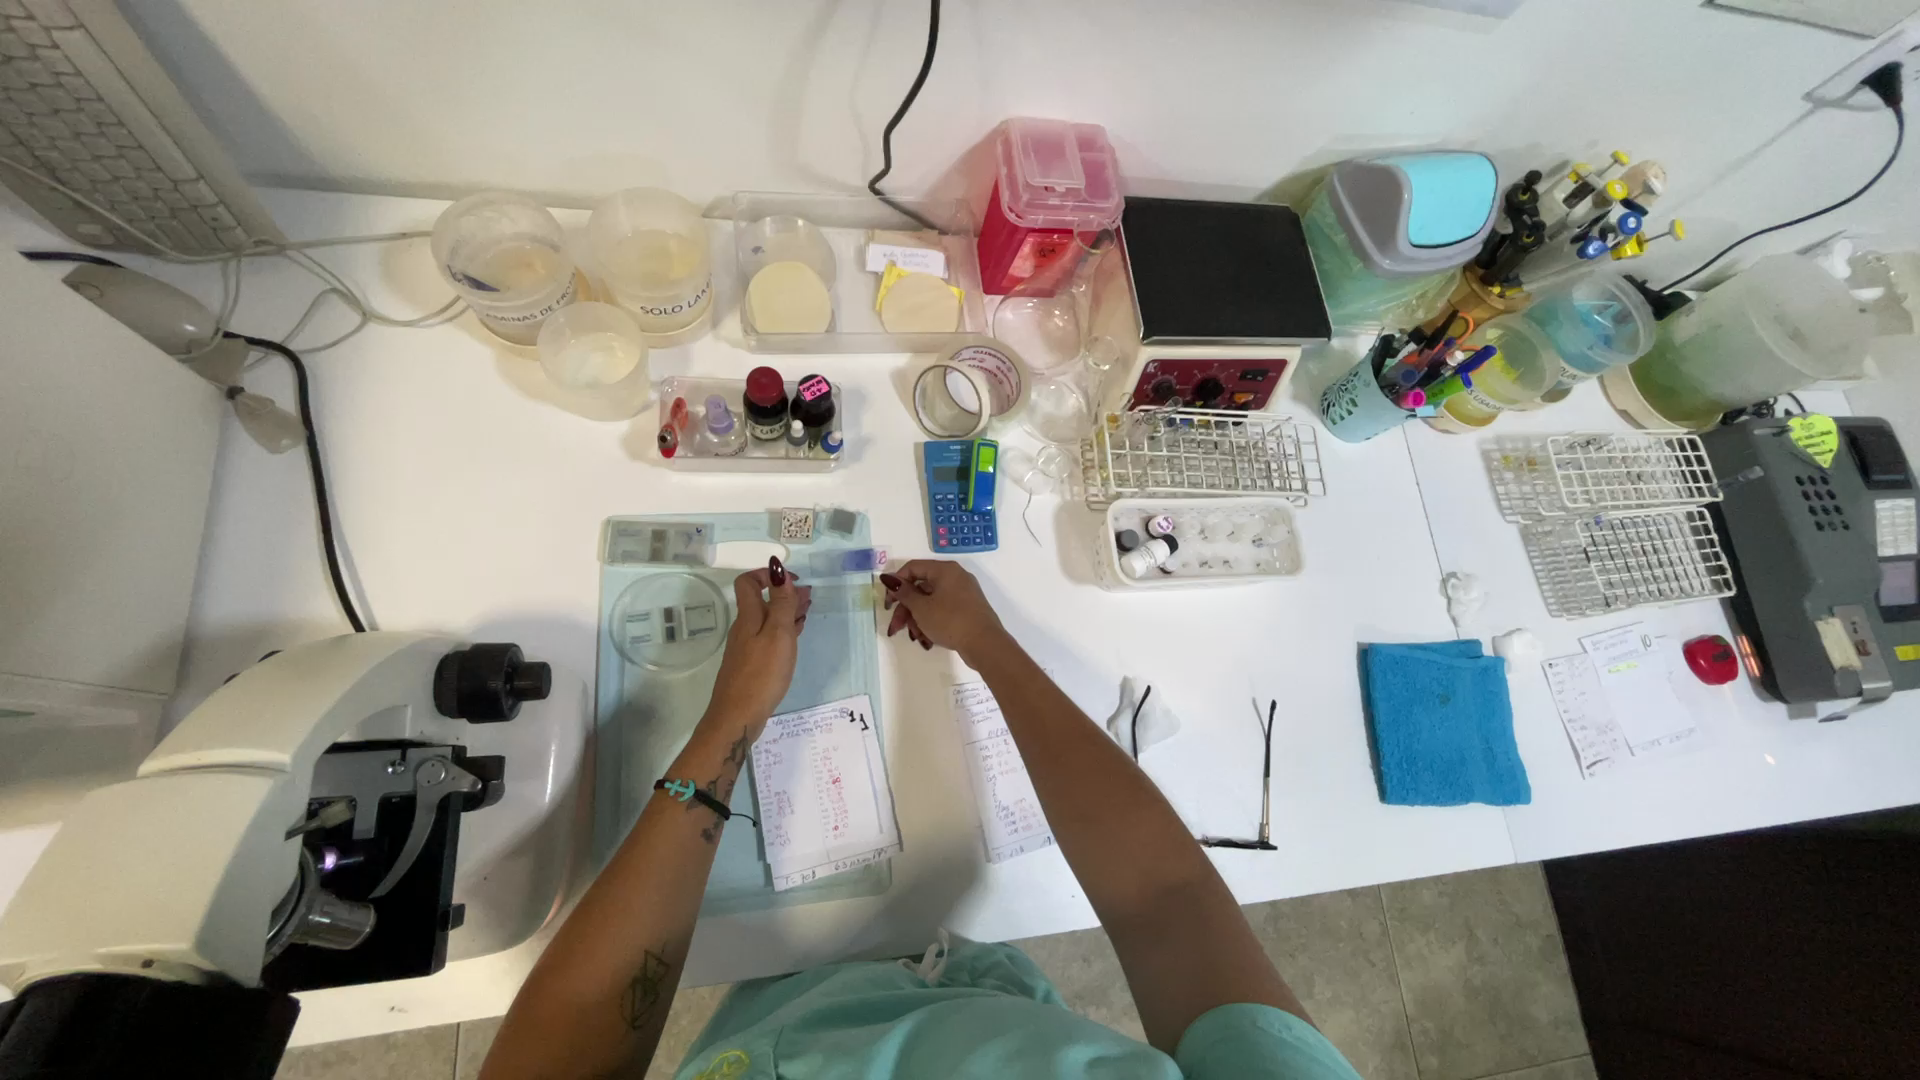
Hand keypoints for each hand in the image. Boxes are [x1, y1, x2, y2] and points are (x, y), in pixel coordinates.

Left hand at [705, 559, 812, 732]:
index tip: (793, 581)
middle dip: (784, 592)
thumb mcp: (778, 634)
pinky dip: (784, 630)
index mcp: (749, 617)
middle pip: (761, 600)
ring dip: (787, 610)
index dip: (768, 574)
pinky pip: (769, 637)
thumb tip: (778, 568)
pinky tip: (796, 634)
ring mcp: (747, 647)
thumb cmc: (761, 674)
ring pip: (767, 619)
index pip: (748, 582)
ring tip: (808, 610)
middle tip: (809, 595)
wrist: (737, 717)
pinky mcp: (752, 664)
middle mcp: (745, 628)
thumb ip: (781, 602)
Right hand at [880, 560, 1009, 662]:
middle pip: (921, 588)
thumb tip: (889, 579)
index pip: (912, 568)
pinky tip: (927, 640)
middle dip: (906, 609)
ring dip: (918, 619)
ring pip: (931, 602)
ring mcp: (963, 594)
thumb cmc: (950, 620)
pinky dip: (932, 622)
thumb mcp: (921, 607)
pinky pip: (943, 611)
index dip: (896, 584)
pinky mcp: (967, 610)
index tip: (888, 603)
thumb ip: (904, 593)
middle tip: (896, 628)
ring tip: (916, 637)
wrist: (985, 644)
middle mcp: (955, 577)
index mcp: (944, 570)